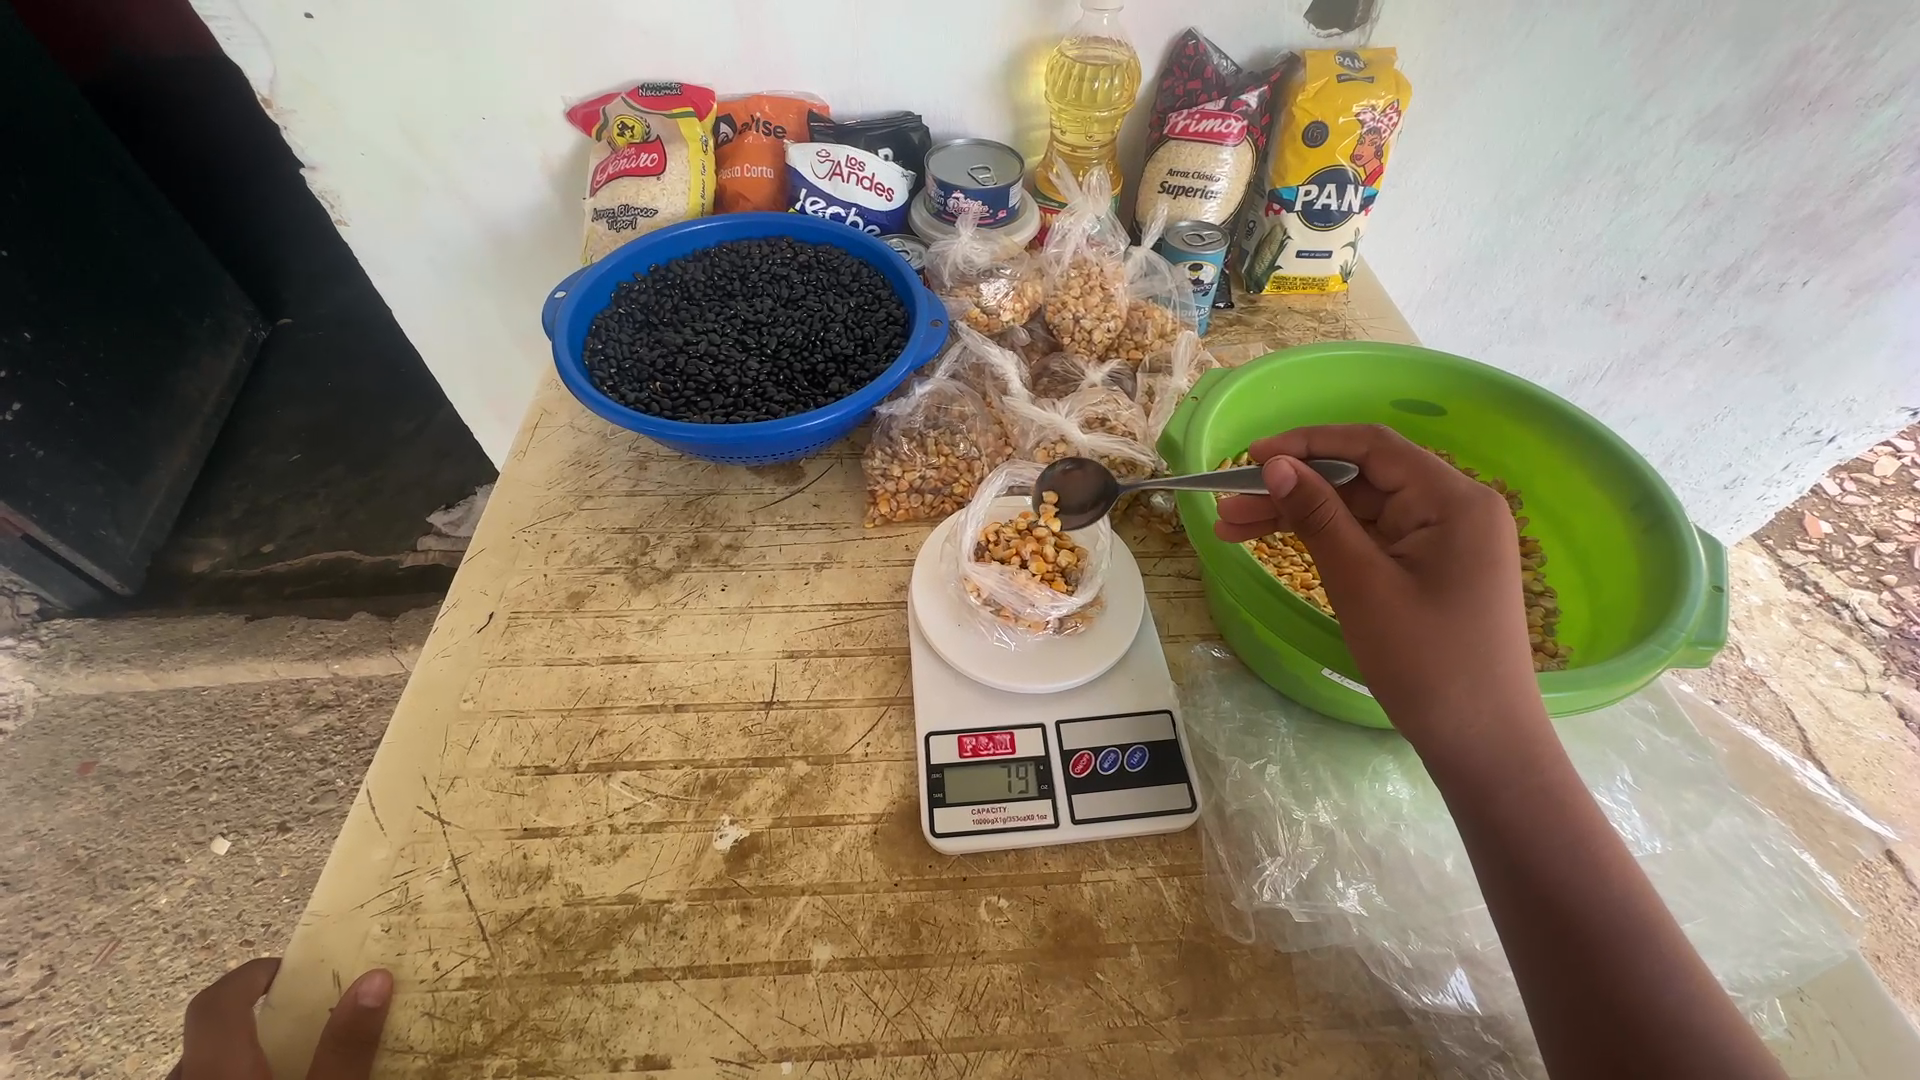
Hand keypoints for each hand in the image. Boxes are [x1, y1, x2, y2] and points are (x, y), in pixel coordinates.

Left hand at [168, 958, 392, 1079]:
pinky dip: (224, 1078)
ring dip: (233, 1059)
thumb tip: (376, 977)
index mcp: (219, 1070)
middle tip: (297, 1026)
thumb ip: (346, 1046)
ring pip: (196, 1070)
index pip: (215, 1003)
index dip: (250, 977)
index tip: (291, 970)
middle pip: (203, 1040)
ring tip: (282, 1065)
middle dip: (249, 1024)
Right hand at [1214, 424, 1541, 748]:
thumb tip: (1276, 465)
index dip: (1306, 444)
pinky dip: (1322, 540)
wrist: (1479, 741)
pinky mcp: (1427, 567)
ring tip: (1231, 528)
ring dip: (1297, 516)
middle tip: (1228, 505)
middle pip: (1359, 478)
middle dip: (1291, 488)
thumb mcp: (1360, 582)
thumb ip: (1318, 515)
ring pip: (1356, 509)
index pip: (1372, 446)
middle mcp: (1453, 508)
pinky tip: (1274, 543)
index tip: (1250, 457)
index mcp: (1453, 499)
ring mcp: (1440, 540)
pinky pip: (1367, 538)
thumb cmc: (1425, 660)